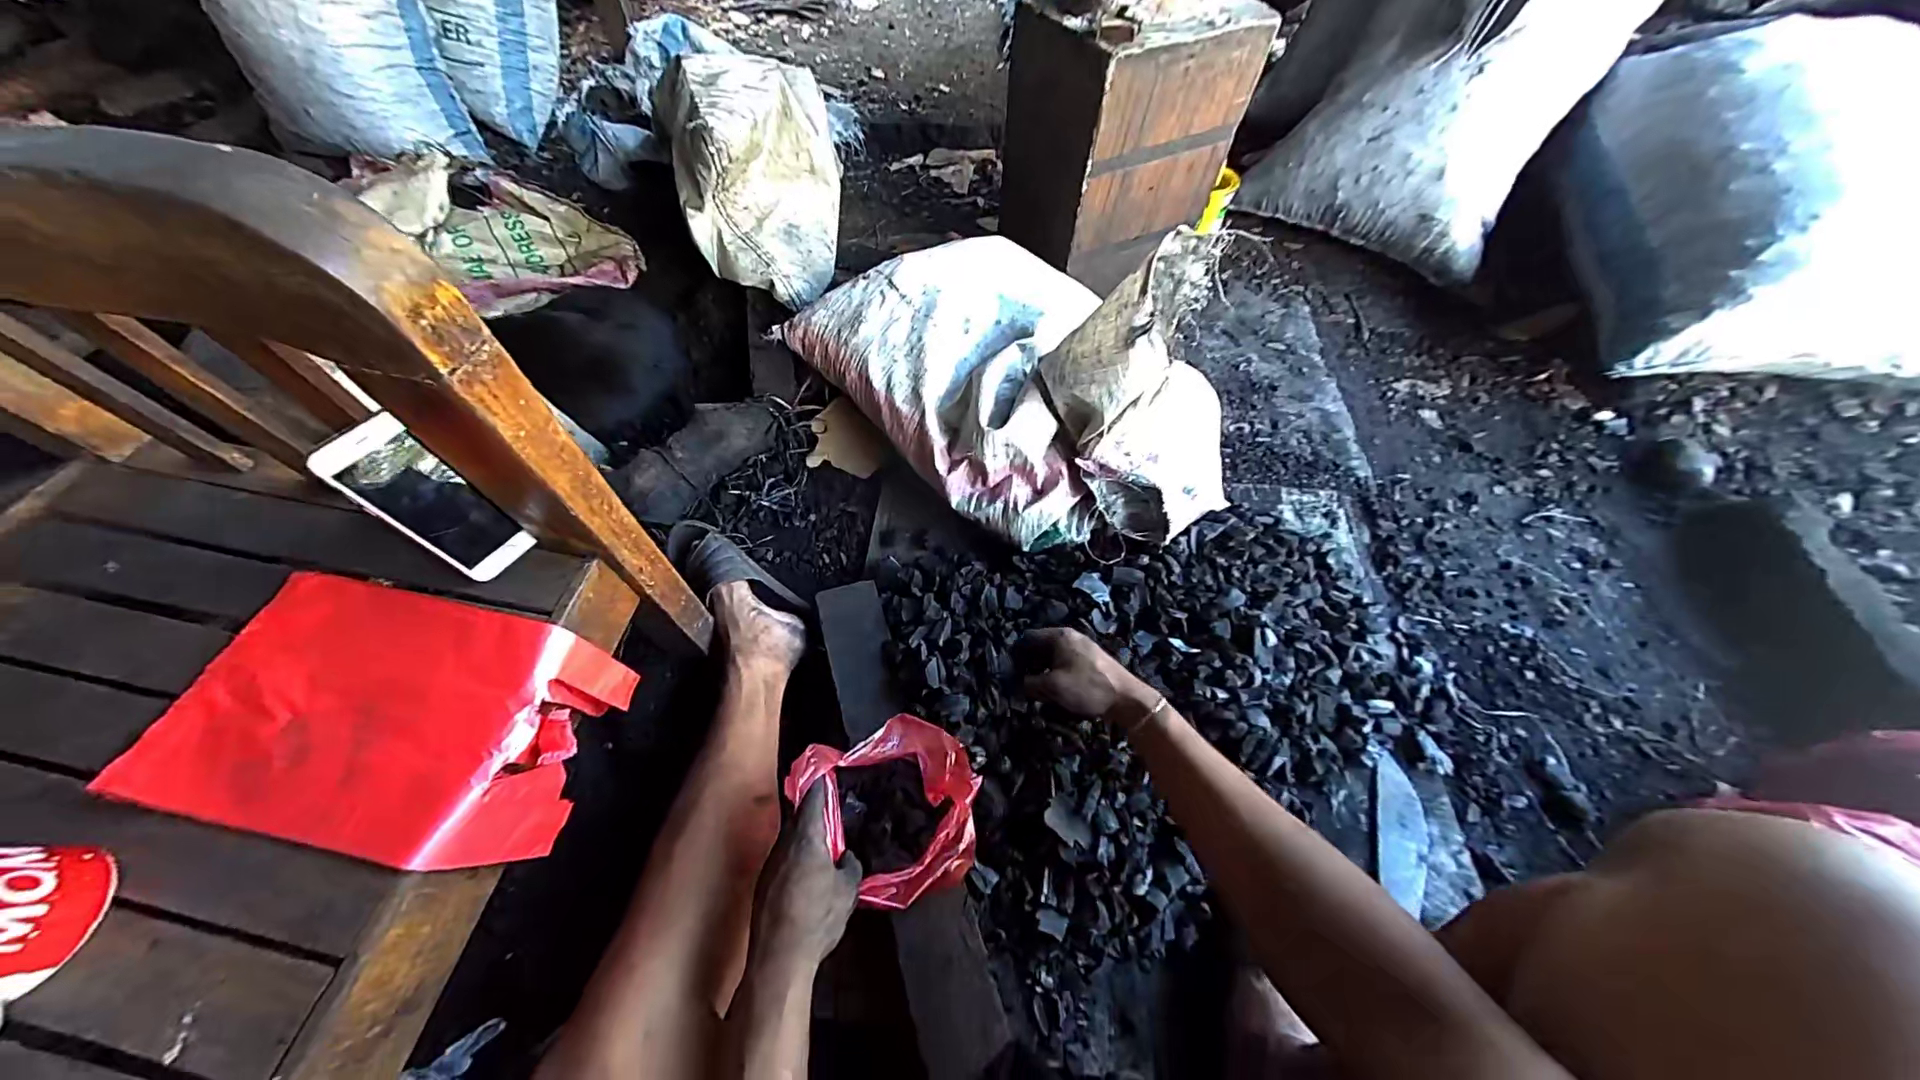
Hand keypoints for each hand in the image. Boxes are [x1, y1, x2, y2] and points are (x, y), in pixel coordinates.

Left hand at [752, 781, 861, 969]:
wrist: (779, 958)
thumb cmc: (818, 917)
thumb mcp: (848, 890)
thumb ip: (850, 864)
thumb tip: (844, 855)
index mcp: (806, 838)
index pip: (813, 799)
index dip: (822, 785)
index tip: (828, 774)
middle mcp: (783, 844)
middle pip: (799, 818)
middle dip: (814, 812)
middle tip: (831, 810)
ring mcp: (769, 865)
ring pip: (790, 840)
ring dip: (805, 837)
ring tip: (823, 844)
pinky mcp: (762, 885)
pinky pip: (783, 860)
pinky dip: (796, 858)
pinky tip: (807, 873)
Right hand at [1015, 627, 1160, 727]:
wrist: (1128, 699)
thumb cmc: (1087, 688)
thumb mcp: (1053, 687)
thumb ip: (1030, 683)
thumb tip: (1019, 683)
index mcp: (1060, 636)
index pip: (1027, 638)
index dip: (1016, 654)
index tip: (1010, 672)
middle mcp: (1071, 637)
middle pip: (1040, 647)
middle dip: (1030, 664)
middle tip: (1023, 683)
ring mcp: (1083, 647)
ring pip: (1053, 657)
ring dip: (1044, 672)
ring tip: (1039, 690)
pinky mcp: (1091, 661)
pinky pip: (1066, 663)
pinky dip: (1058, 674)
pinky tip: (1058, 690)